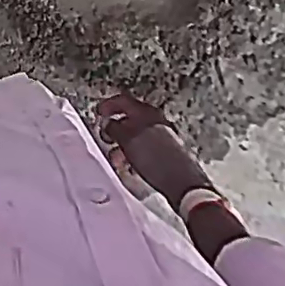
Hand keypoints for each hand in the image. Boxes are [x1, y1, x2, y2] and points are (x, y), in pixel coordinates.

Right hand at [96, 91, 213, 208]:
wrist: (184, 184)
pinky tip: (132, 164)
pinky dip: (137, 153)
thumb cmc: (158, 160)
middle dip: (116, 127)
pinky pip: (148, 148)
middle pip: (131, 117)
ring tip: (117, 156)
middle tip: (106, 135)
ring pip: (139, 134)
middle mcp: (157, 121)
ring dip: (125, 144)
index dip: (108, 105)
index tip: (99, 112)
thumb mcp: (126, 140)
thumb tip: (107, 124)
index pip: (122, 100)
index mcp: (146, 112)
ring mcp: (165, 137)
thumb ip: (113, 128)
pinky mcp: (170, 154)